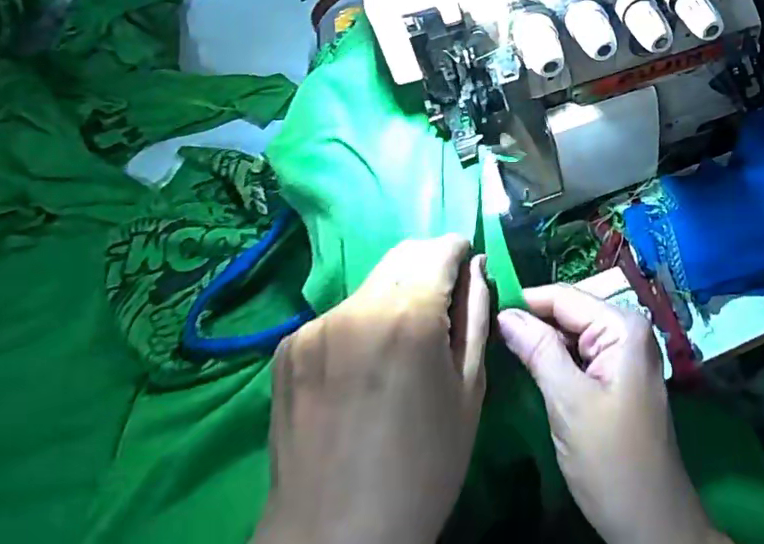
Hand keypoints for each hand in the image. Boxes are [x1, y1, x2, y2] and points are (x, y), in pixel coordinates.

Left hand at [254, 235, 490, 543]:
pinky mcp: (288, 350)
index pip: (440, 248)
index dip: (459, 253)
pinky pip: (340, 317)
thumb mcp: (468, 390)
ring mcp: (315, 328)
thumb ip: (475, 316)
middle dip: (429, 268)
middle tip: (442, 310)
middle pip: (403, 255)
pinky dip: (361, 326)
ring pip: (372, 285)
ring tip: (399, 351)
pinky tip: (362, 373)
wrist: (332, 542)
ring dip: (394, 298)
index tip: (468, 272)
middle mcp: (356, 309)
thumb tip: (474, 266)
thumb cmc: (421, 469)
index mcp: (408, 317)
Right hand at [496, 284, 727, 543]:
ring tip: (500, 343)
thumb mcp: (569, 402)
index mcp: (623, 327)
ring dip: (542, 340)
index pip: (565, 297)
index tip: (485, 307)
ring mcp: (626, 354)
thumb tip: (505, 313)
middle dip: (532, 320)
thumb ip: (539, 351)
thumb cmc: (611, 461)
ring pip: (574, 334)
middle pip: (570, 312)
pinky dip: (556, 359)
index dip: (525, 300)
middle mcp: (629, 330)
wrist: (652, 521)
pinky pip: (581, 355)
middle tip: (488, 329)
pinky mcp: (619, 377)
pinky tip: (530, 365)